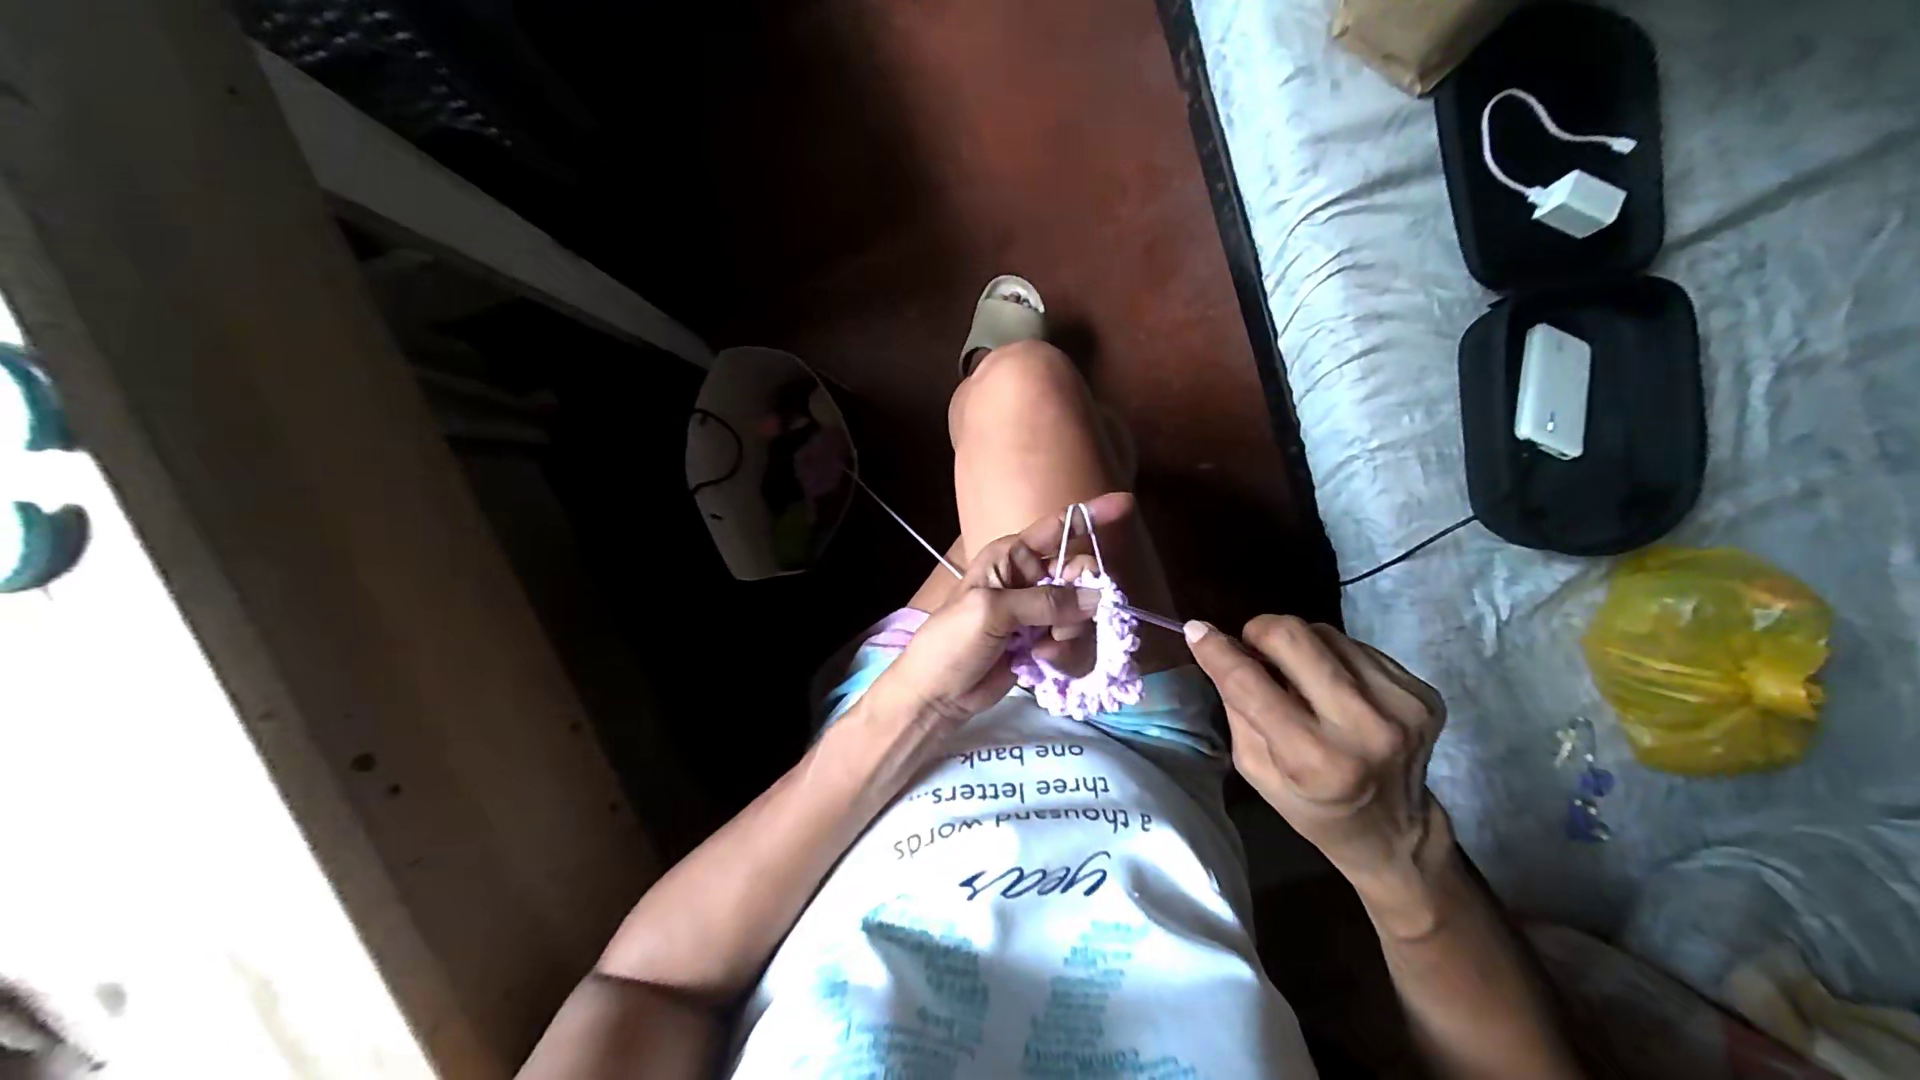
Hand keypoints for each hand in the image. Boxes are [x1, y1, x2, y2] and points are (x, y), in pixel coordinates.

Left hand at [864, 493, 1133, 727]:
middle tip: (1063, 625)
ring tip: (1041, 649)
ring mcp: (1036, 612)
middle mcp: (1028, 578)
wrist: (936, 693)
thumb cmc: (951, 642)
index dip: (1091, 515)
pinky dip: (1064, 653)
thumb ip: (1045, 602)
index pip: (1057, 527)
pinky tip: (1040, 662)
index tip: (1127, 504)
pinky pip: (1073, 640)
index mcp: (1011, 557)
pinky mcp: (1041, 641)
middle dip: (1082, 599)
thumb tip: (1096, 599)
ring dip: (1069, 633)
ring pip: (1081, 613)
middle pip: (1080, 575)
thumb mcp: (992, 612)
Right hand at [1185, 616, 1452, 908]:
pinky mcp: (1420, 691)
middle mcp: (1365, 726)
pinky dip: (1330, 656)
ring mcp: (1400, 705)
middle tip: (1251, 649)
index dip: (1217, 651)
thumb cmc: (1311, 807)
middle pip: (1293, 636)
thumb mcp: (1255, 768)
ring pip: (1324, 633)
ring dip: (1298, 646)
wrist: (1396, 832)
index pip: (1250, 683)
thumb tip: (1217, 644)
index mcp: (1315, 759)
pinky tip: (1331, 685)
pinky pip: (1355, 646)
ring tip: (1296, 675)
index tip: (1196, 630)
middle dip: (1259, 633)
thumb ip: (1238, 705)